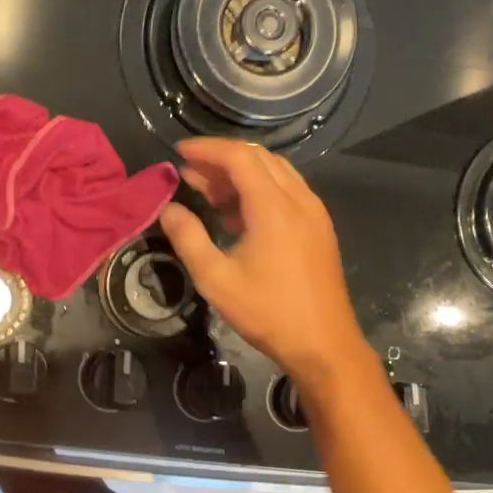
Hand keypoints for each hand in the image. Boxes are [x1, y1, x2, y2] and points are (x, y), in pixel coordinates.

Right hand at [159, 137, 368, 383]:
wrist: (323, 343)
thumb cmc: (267, 312)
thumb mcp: (216, 279)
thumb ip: (189, 239)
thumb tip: (169, 210)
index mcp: (274, 207)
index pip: (239, 157)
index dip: (207, 149)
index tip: (179, 152)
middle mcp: (299, 199)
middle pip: (259, 158)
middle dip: (221, 159)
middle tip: (188, 172)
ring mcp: (314, 212)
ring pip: (276, 172)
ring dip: (241, 173)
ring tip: (209, 191)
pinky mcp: (319, 227)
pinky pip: (287, 191)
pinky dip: (259, 189)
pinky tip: (237, 213)